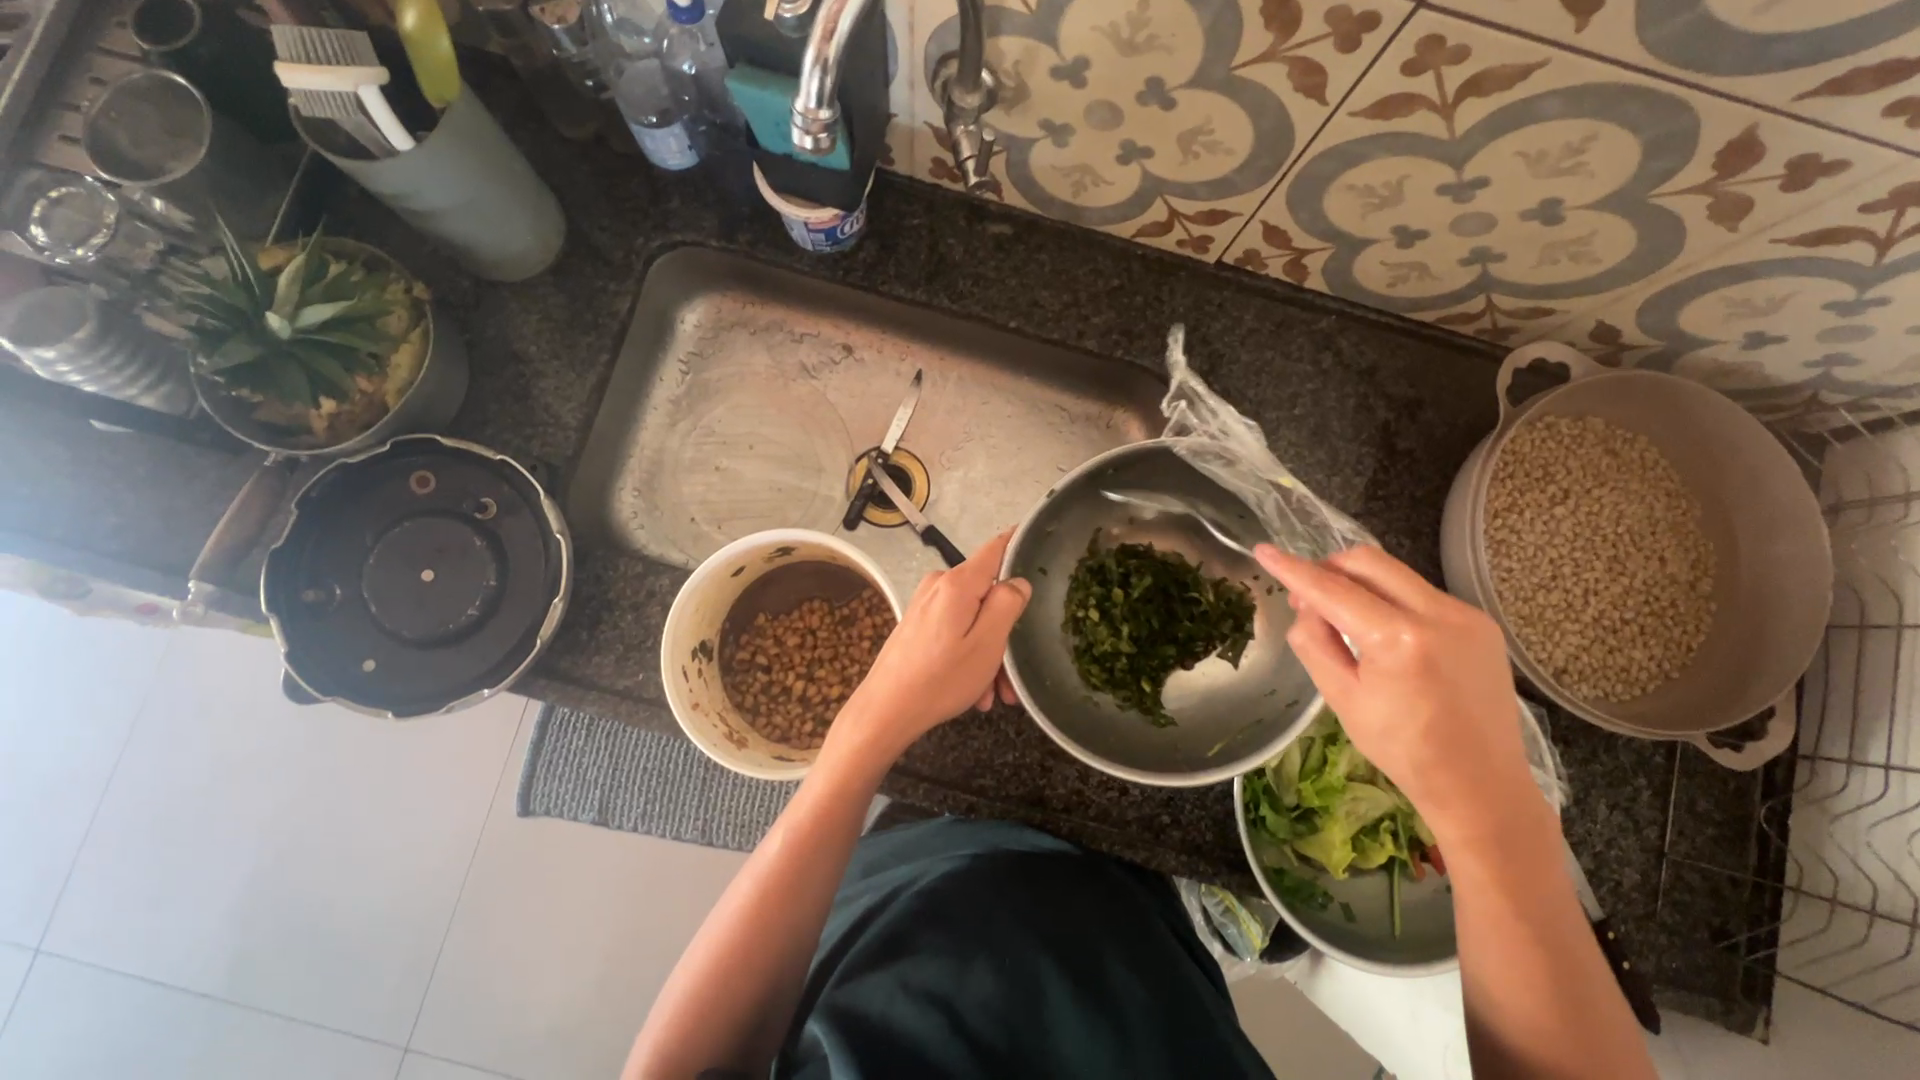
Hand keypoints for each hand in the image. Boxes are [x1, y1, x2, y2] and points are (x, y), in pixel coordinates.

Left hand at [830, 531, 1030, 761]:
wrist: (885, 711)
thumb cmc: (940, 678)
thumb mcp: (987, 643)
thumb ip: (1007, 604)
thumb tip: (1018, 581)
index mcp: (958, 583)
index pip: (997, 547)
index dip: (1020, 544)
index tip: (1043, 549)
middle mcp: (939, 585)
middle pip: (988, 595)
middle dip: (1005, 632)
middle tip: (1013, 675)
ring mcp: (926, 605)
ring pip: (973, 620)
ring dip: (989, 654)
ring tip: (994, 695)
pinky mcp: (918, 624)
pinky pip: (955, 632)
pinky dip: (969, 657)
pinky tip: (974, 692)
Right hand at [1253, 544, 1546, 852]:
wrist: (1480, 783)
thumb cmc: (1403, 749)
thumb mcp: (1342, 699)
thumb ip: (1315, 643)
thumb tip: (1306, 606)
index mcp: (1399, 639)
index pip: (1333, 590)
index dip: (1293, 570)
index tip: (1264, 551)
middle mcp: (1439, 614)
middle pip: (1369, 562)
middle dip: (1329, 568)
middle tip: (1306, 596)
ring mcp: (1466, 615)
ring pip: (1397, 574)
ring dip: (1361, 584)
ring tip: (1343, 619)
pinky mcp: (1481, 624)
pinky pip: (1422, 594)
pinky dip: (1392, 601)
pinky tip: (1385, 635)